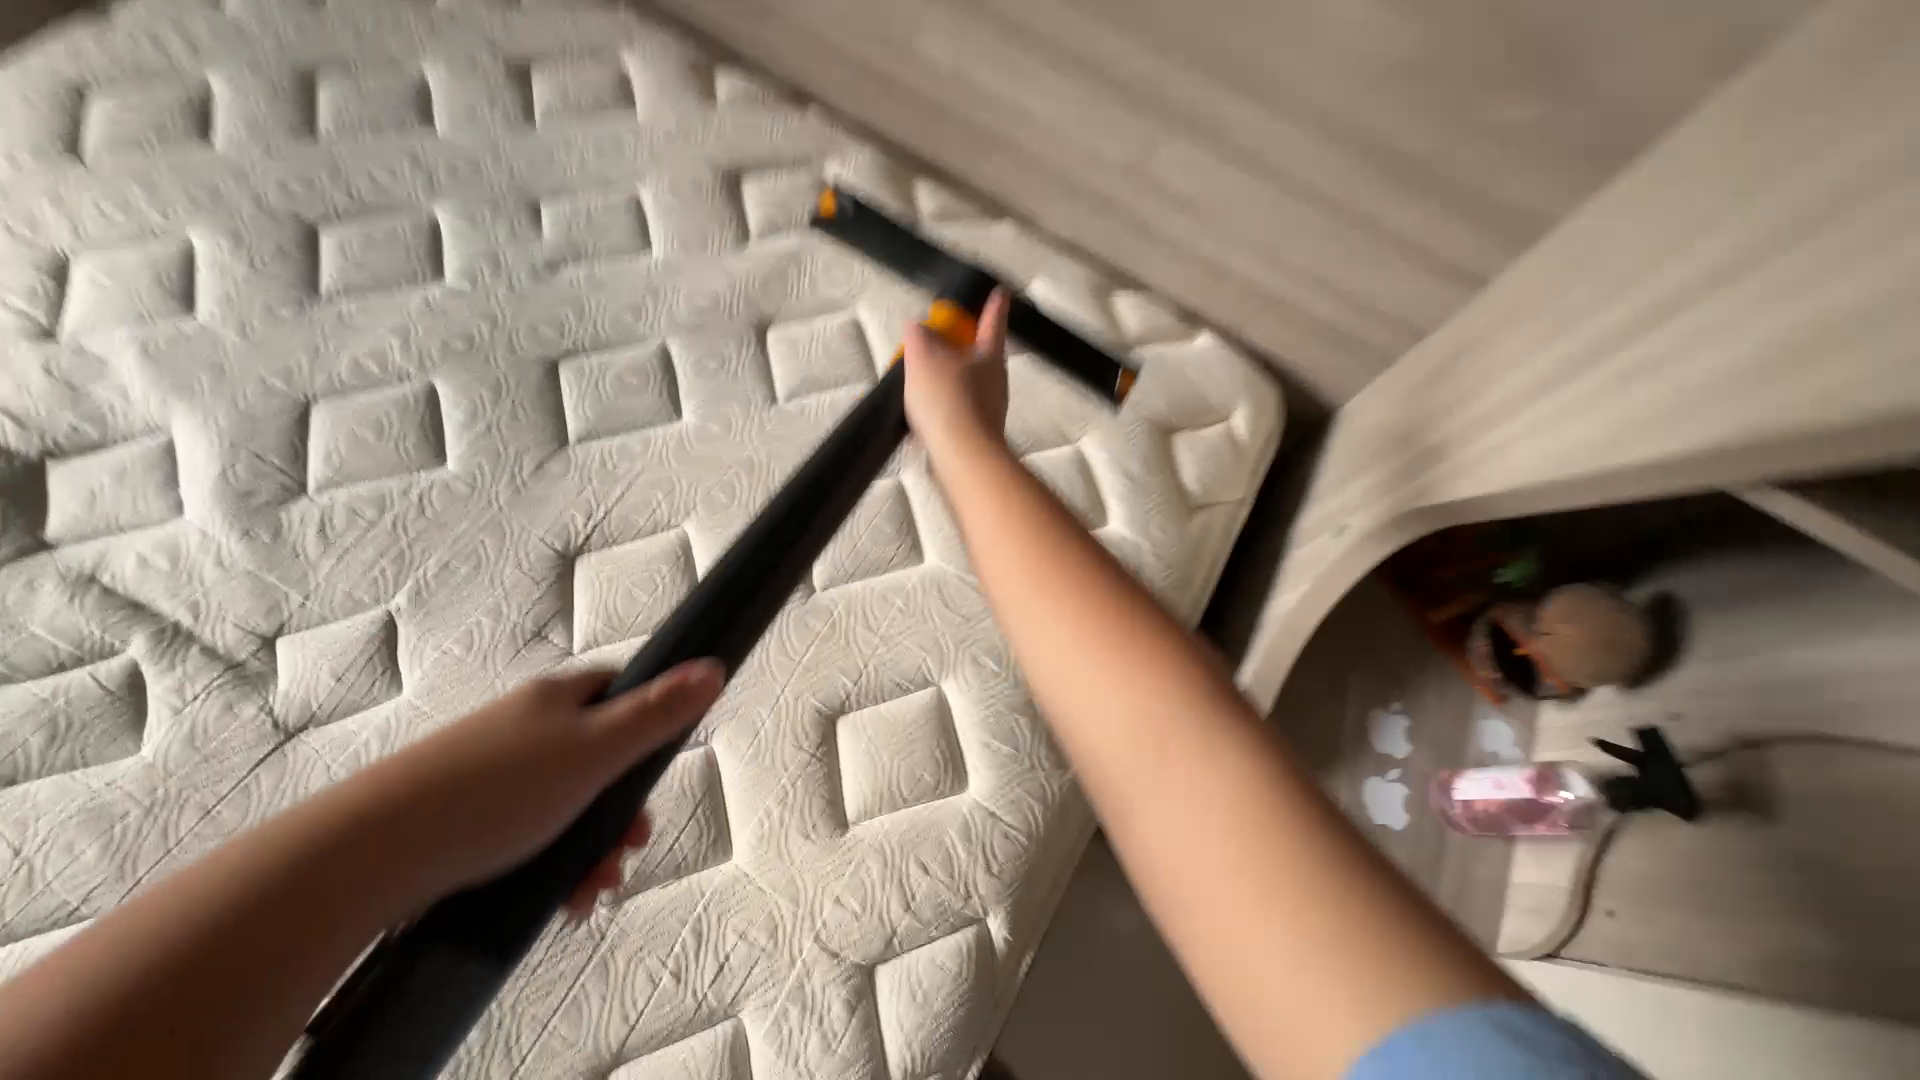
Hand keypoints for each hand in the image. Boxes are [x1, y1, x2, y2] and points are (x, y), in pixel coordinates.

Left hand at [363, 661, 723, 913]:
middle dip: (623, 808)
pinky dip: (553, 866)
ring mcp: (489, 773)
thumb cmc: (498, 791)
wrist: (371, 853)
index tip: (658, 762)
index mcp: (554, 700)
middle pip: (597, 757)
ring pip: (566, 805)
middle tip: (632, 846)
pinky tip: (561, 900)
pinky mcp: (463, 820)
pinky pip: (528, 836)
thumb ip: (658, 714)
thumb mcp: (597, 751)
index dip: (648, 720)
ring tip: (594, 888)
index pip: (616, 689)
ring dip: (593, 847)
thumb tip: (712, 666)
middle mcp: (522, 728)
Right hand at [903, 287, 1011, 460]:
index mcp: (990, 354)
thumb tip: (919, 328)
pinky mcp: (980, 432)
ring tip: (923, 383)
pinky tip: (924, 417)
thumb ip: (920, 336)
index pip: (993, 320)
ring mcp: (991, 408)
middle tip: (940, 342)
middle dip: (962, 347)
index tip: (1000, 291)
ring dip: (949, 380)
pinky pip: (959, 411)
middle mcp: (997, 379)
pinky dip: (944, 408)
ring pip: (969, 384)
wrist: (962, 456)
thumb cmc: (947, 398)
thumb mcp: (923, 356)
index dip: (994, 304)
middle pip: (981, 354)